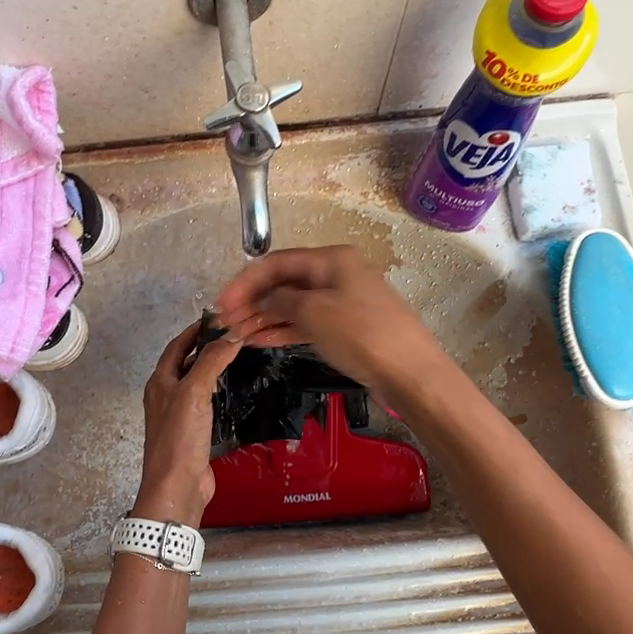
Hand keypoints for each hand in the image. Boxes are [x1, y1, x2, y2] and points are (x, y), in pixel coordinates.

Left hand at [136, 320, 241, 525]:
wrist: (177, 486)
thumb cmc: (180, 437)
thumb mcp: (194, 393)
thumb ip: (211, 361)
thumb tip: (233, 334)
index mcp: (160, 382)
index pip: (177, 346)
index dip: (196, 330)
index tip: (220, 318)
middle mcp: (167, 396)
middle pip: (187, 363)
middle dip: (208, 348)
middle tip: (236, 336)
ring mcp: (180, 416)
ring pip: (198, 384)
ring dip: (215, 370)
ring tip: (241, 357)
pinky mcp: (194, 434)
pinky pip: (208, 405)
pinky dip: (221, 394)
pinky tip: (238, 392)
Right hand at [215, 245, 448, 401]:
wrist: (411, 373)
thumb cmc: (362, 335)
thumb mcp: (313, 313)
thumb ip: (280, 301)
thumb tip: (263, 300)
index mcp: (331, 259)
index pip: (276, 262)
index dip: (244, 282)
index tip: (221, 305)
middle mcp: (336, 274)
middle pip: (284, 282)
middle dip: (252, 301)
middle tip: (226, 324)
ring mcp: (342, 301)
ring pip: (293, 305)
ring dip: (264, 318)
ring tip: (237, 336)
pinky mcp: (346, 327)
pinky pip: (306, 323)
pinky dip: (282, 330)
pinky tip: (260, 340)